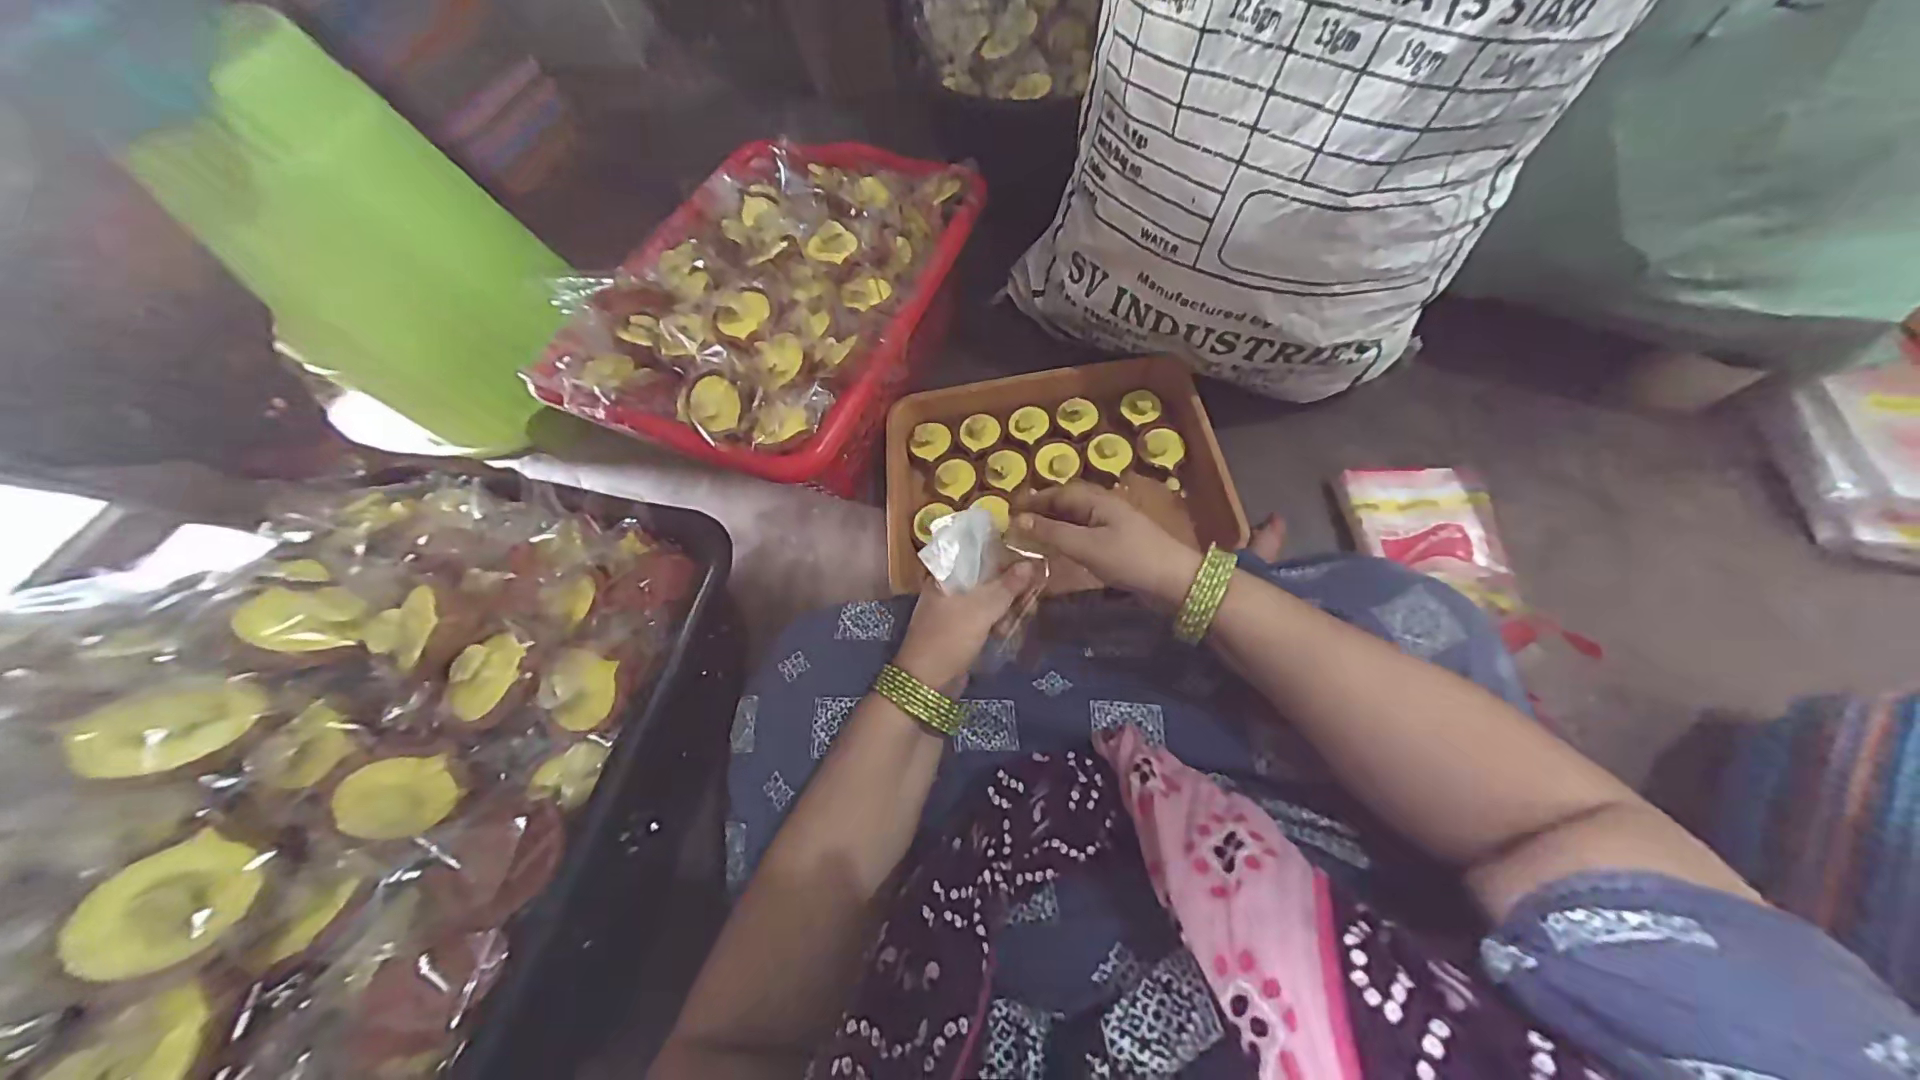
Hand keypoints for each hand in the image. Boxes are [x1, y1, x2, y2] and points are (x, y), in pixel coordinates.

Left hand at [892, 560, 1039, 690]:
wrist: (927, 683)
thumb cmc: (949, 637)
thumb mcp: (981, 609)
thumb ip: (1007, 586)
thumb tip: (1031, 563)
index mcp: (946, 575)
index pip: (978, 553)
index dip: (1004, 556)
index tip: (1028, 560)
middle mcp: (949, 588)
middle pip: (987, 578)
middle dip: (1011, 586)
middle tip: (1030, 596)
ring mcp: (955, 610)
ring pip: (989, 599)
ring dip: (1007, 607)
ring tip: (1024, 615)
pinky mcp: (962, 629)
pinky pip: (986, 618)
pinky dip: (998, 621)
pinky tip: (1010, 629)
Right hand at [1015, 482, 1202, 607]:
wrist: (1175, 581)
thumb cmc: (1129, 559)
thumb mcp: (1086, 546)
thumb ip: (1052, 532)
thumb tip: (1019, 520)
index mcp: (1098, 501)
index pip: (1058, 493)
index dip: (1033, 500)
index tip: (1009, 510)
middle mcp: (1104, 508)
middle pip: (1067, 504)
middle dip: (1041, 510)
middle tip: (1015, 524)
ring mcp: (1113, 526)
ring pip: (1076, 520)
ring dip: (1053, 525)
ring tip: (1030, 536)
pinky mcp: (1118, 545)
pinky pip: (1085, 535)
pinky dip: (1066, 538)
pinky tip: (1058, 549)